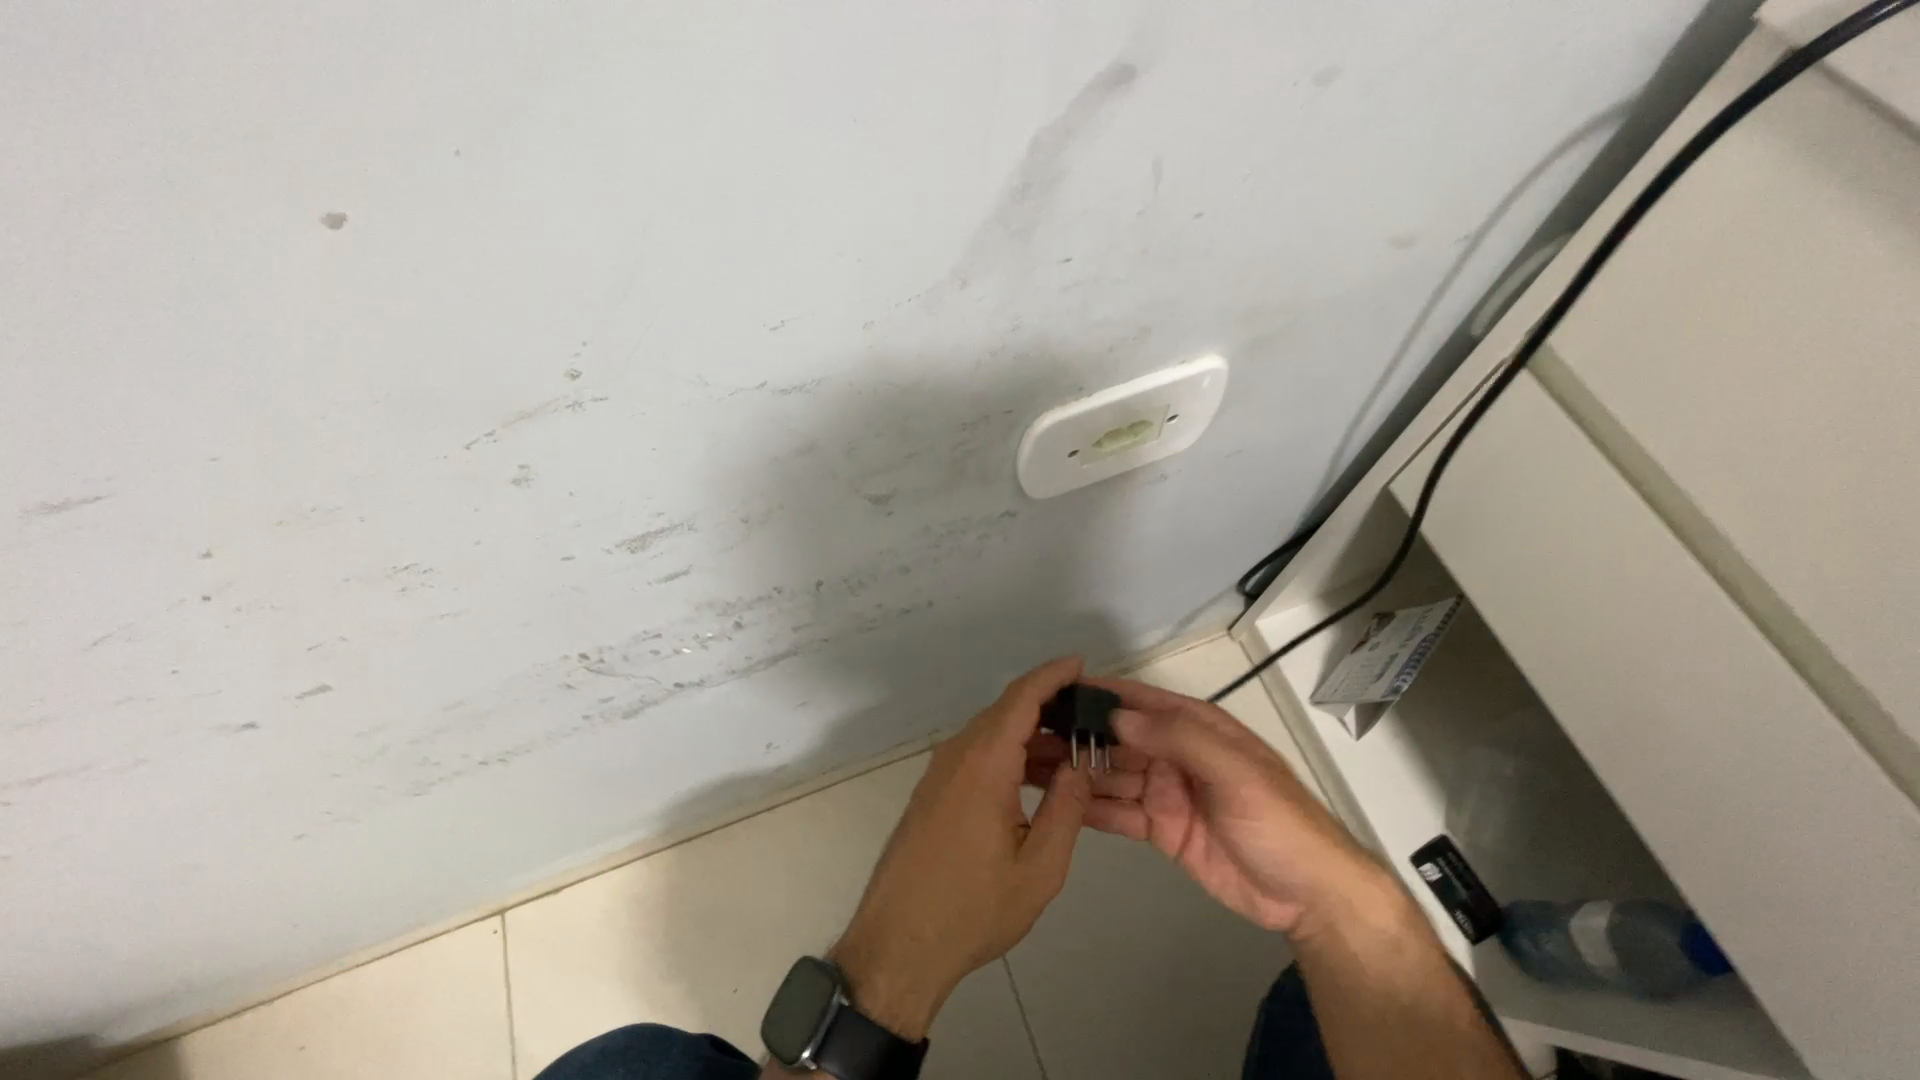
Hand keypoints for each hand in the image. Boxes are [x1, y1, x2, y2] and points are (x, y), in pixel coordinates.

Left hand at [830, 658, 1092, 1039]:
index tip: (1081, 664)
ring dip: (1031, 738)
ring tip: (1074, 756)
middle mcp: (957, 756)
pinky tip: (1036, 782)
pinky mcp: (933, 795)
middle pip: (1006, 713)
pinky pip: (977, 758)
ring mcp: (939, 775)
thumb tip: (1078, 767)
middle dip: (1050, 708)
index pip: (1021, 698)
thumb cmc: (972, 908)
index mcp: (984, 764)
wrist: (898, 946)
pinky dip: (1010, 758)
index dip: (1052, 675)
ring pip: (991, 737)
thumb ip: (1066, 809)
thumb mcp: (1039, 867)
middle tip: (1092, 721)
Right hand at [1024, 676, 1394, 938]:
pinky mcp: (1161, 830)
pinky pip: (1119, 813)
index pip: (1141, 701)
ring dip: (1075, 771)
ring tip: (1028, 767)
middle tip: (1026, 736)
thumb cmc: (1280, 822)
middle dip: (1076, 735)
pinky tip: (1055, 805)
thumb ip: (1180, 739)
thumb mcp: (1237, 771)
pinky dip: (1090, 808)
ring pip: (1111, 776)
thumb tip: (1119, 716)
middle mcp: (1175, 755)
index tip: (1054, 690)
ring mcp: (1166, 793)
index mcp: (1197, 729)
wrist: (1308, 896)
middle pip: (1117, 739)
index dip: (1101, 694)